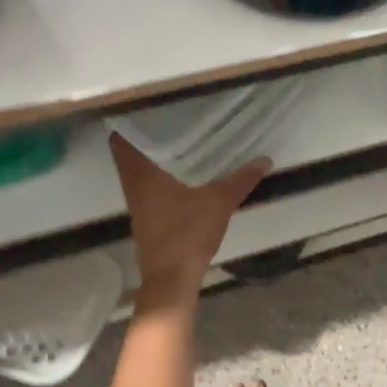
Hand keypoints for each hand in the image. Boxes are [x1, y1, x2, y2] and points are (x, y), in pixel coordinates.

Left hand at [109, 133, 268, 312]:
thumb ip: (241, 179)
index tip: (146, 110)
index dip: (129, 124)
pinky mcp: (146, 218)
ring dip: (151, 159)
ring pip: (137, 173)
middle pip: (128, 155)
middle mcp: (134, 186)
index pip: (121, 141)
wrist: (172, 276)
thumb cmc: (188, 232)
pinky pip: (147, 188)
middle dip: (144, 139)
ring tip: (178, 142)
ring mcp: (137, 204)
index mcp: (142, 175)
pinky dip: (158, 177)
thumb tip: (265, 159)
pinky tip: (182, 174)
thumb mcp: (220, 202)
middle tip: (169, 121)